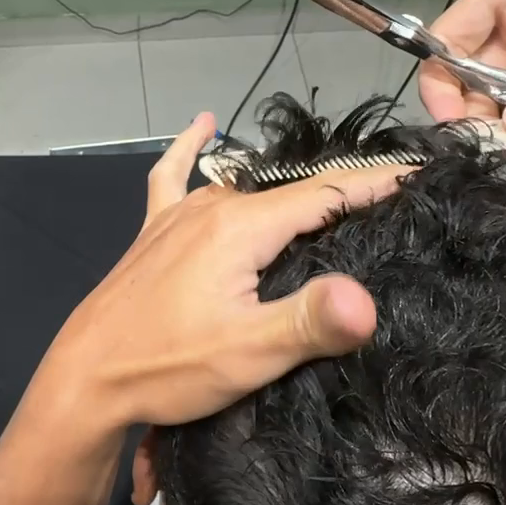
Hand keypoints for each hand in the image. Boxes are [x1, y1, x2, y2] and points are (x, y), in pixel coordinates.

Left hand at [37, 113, 404, 429]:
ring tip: (333, 190)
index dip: (376, 185)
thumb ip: (308, 322)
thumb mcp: (247, 354)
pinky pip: (173, 177)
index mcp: (240, 227)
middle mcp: (211, 207)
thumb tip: (368, 299)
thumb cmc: (167, 367)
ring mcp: (177, 216)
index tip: (420, 175)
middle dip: (341, 190)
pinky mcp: (153, 232)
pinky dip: (190, 150)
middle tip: (390, 199)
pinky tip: (201, 126)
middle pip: (291, 190)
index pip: (325, 194)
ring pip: (246, 187)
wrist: (85, 377)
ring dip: (291, 187)